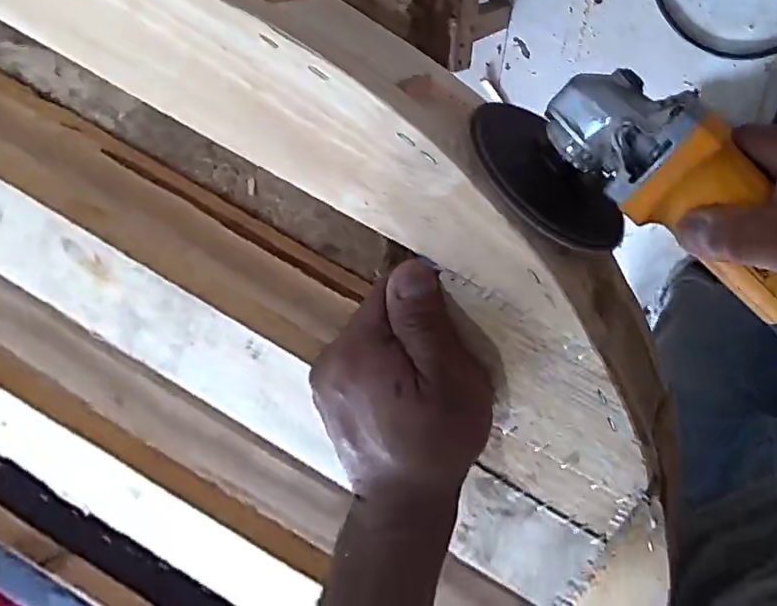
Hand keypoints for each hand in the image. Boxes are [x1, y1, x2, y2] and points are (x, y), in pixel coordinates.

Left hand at [310, 259, 494, 503]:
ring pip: (376, 331)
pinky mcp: (332, 394)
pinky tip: (410, 388)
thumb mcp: (447, 376)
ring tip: (430, 376)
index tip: (449, 326)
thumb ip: (424, 323)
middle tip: (445, 356)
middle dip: (416, 320)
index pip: (391, 287)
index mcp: (356, 349)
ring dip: (405, 341)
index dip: (426, 298)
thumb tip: (411, 268)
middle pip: (382, 309)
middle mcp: (331, 358)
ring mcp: (326, 379)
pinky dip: (392, 360)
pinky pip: (367, 354)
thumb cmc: (439, 439)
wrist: (404, 507)